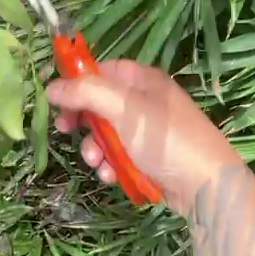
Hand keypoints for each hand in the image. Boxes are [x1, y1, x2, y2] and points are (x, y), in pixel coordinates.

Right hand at [49, 60, 244, 216]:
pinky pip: (117, 157)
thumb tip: (51, 87)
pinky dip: (110, 166)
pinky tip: (112, 176)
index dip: (76, 83)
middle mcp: (143, 102)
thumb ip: (85, 93)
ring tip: (97, 163)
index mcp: (142, 81)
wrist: (203, 184)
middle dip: (82, 122)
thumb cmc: (164, 139)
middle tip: (65, 130)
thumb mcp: (123, 109)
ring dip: (94, 150)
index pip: (101, 71)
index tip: (55, 101)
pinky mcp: (146, 159)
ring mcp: (145, 132)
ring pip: (104, 135)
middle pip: (98, 105)